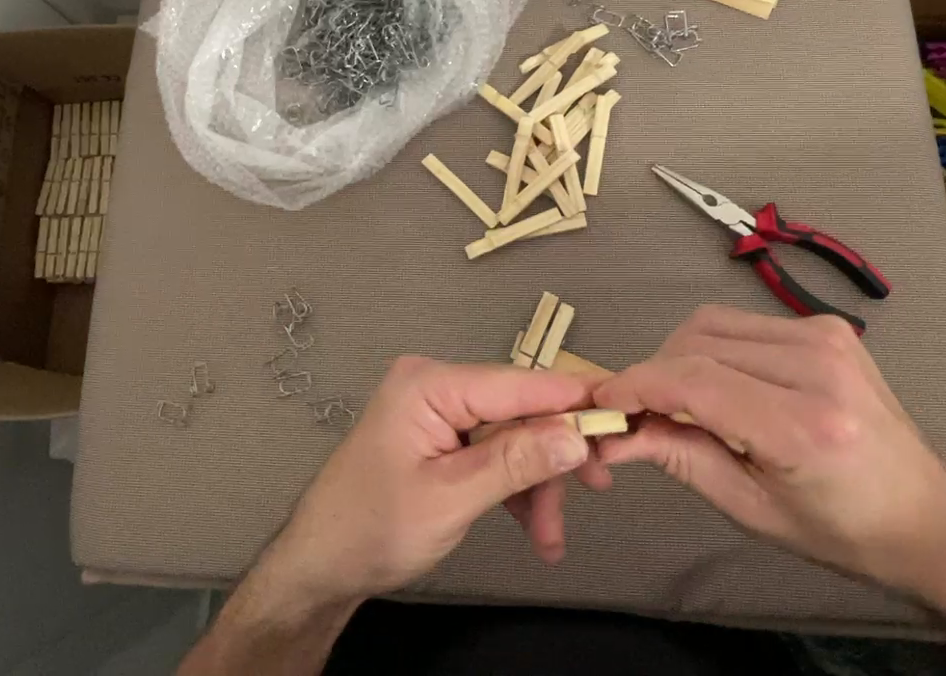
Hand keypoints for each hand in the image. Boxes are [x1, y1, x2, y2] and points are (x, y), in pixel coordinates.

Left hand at [262, 356, 600, 605]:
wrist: (322, 562)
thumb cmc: (374, 526)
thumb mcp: (450, 497)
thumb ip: (514, 462)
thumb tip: (575, 433)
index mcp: (430, 384)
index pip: (517, 382)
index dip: (571, 399)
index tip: (623, 412)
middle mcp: (436, 385)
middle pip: (519, 410)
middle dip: (554, 456)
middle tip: (597, 490)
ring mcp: (438, 411)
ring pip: (512, 437)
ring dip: (537, 483)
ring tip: (551, 538)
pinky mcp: (441, 436)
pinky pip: (492, 451)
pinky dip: (515, 487)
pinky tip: (534, 529)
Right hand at [592, 305, 945, 598]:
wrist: (928, 515)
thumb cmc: (840, 530)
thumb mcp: (751, 509)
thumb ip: (679, 457)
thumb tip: (614, 433)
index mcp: (805, 427)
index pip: (694, 381)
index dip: (635, 384)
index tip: (601, 400)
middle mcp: (817, 367)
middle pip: (694, 344)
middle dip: (654, 374)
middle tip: (641, 412)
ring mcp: (825, 336)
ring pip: (710, 325)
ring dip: (679, 358)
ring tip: (683, 401)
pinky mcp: (825, 325)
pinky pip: (738, 322)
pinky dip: (711, 348)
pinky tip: (723, 383)